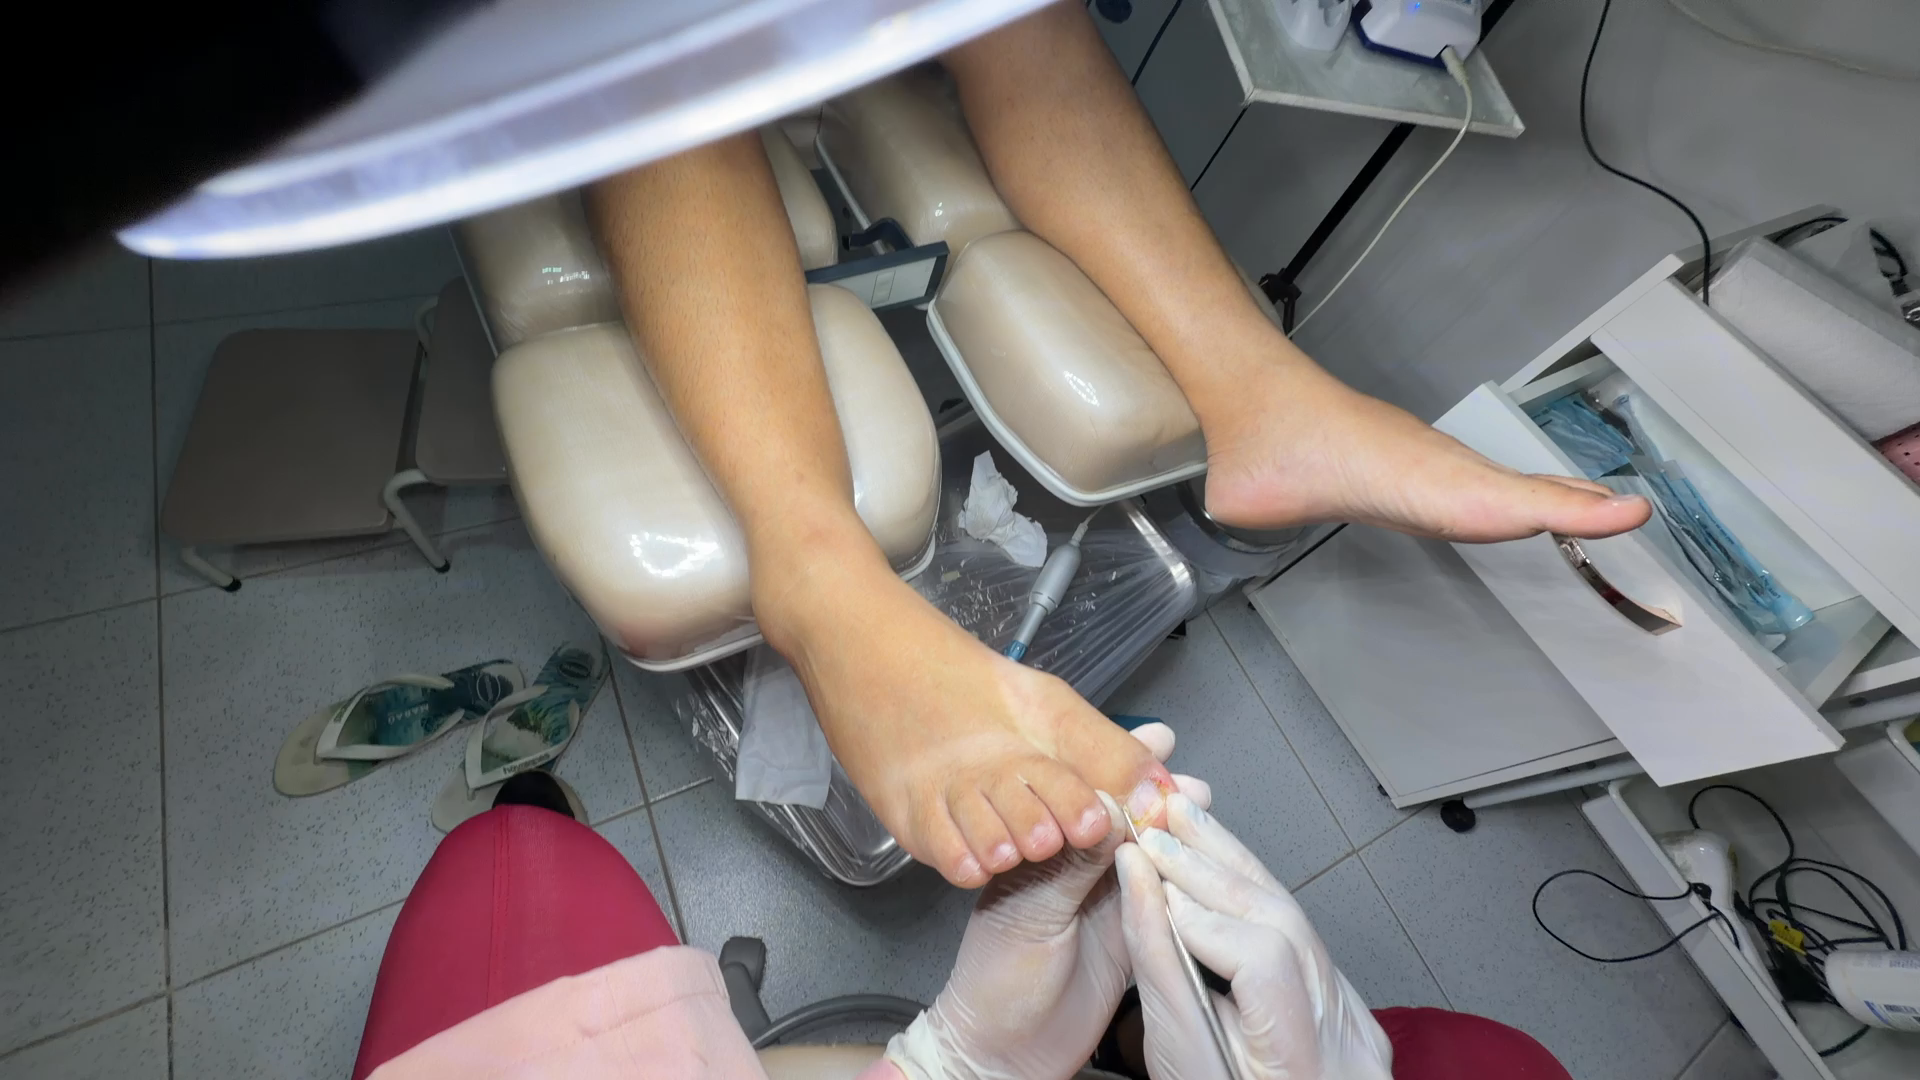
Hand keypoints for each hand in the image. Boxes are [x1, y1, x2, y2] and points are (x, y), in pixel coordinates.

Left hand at [886, 725, 1209, 1079]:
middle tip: (1187, 768)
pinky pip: (1160, 893)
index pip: (1081, 789)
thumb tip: (1109, 810)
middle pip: (1119, 812)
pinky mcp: (1129, 930)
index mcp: (1039, 841)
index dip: (1116, 761)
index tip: (1155, 738)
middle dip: (1154, 787)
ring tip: (1201, 799)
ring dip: (1173, 825)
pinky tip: (1200, 856)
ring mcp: (1103, 894)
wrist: (1005, 1053)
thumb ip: (1070, 865)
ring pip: (1145, 848)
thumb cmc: (995, 979)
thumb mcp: (1027, 912)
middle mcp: (1073, 860)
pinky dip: (1181, 873)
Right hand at [1117, 794, 1392, 1079]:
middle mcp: (1348, 1039)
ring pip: (1291, 912)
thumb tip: (1134, 871)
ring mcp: (1356, 1018)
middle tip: (1156, 827)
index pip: (1264, 961)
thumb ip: (1155, 956)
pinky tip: (1214, 856)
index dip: (1203, 915)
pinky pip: (1296, 927)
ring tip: (1182, 817)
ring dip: (1228, 858)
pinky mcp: (1346, 1000)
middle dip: (1209, 864)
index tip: (1151, 880)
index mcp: (1306, 1066)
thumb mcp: (1174, 1047)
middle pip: (1283, 920)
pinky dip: (1248, 886)